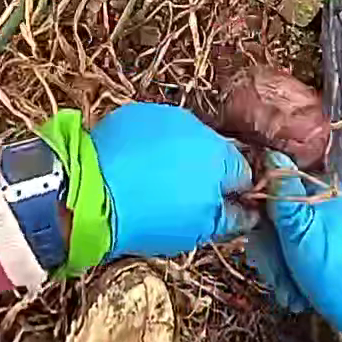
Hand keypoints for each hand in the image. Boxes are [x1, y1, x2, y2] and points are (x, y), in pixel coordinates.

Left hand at [93, 103, 256, 259]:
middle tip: (182, 197)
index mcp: (219, 156)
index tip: (216, 206)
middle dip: (204, 171)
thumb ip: (229, 217)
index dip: (231, 192)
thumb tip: (249, 213)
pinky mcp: (140, 112)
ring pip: (186, 138)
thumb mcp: (196, 229)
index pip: (242, 172)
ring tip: (156, 181)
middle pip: (214, 151)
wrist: (92, 190)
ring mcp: (168, 116)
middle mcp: (199, 128)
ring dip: (180, 155)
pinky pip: (156, 129)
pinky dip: (153, 144)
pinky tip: (137, 165)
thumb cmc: (150, 215)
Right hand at [247, 153, 341, 341]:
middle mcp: (323, 204)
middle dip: (269, 251)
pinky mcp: (329, 254)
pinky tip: (300, 297)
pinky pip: (297, 260)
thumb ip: (282, 193)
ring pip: (282, 243)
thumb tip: (269, 152)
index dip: (257, 213)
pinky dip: (293, 280)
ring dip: (280, 271)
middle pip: (274, 217)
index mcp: (319, 189)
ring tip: (292, 293)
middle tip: (279, 275)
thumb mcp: (303, 231)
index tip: (256, 237)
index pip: (271, 185)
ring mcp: (326, 230)